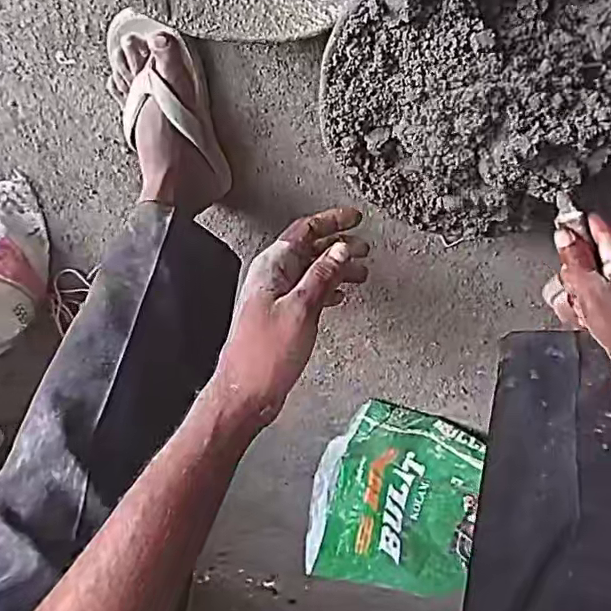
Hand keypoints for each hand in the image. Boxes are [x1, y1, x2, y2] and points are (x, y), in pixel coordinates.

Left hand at [208, 207, 369, 428]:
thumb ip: (322, 275)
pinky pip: (309, 290)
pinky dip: (328, 287)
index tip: (354, 218)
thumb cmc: (265, 354)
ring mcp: (276, 295)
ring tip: (362, 270)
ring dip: (337, 267)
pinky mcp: (282, 314)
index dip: (332, 221)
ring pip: (312, 270)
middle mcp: (272, 276)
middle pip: (310, 248)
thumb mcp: (302, 308)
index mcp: (272, 266)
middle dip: (339, 245)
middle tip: (364, 246)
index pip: (305, 230)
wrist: (246, 392)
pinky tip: (341, 294)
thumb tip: (342, 248)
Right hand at [554, 213, 610, 375]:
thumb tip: (564, 234)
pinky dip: (582, 301)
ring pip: (582, 273)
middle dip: (571, 268)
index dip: (573, 230)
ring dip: (574, 289)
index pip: (594, 224)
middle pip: (584, 251)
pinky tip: (585, 314)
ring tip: (581, 304)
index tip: (561, 241)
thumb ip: (574, 258)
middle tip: (575, 284)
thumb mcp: (589, 288)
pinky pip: (588, 291)